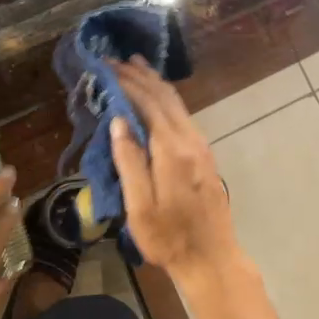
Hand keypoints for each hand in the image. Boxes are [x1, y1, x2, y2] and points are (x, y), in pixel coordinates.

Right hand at [110, 58, 244, 288]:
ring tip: (135, 66)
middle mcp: (190, 140)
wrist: (212, 259)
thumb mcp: (139, 206)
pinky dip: (165, 98)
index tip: (106, 66)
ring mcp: (201, 146)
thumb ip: (128, 161)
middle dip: (140, 75)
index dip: (126, 82)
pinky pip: (183, 115)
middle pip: (164, 96)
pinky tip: (156, 98)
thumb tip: (118, 120)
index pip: (147, 103)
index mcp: (171, 151)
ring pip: (177, 103)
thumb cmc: (168, 238)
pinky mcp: (204, 155)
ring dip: (155, 83)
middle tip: (116, 59)